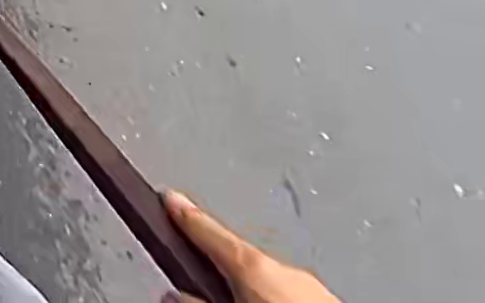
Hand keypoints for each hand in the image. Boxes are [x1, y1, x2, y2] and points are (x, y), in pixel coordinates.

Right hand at [163, 191, 340, 302]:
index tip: (169, 199)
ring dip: (258, 290)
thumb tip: (175, 294)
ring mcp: (321, 295)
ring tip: (242, 301)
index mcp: (252, 265)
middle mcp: (288, 274)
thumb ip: (193, 302)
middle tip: (203, 280)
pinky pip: (299, 299)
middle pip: (241, 259)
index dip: (182, 213)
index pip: (203, 227)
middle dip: (223, 268)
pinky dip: (283, 302)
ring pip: (276, 283)